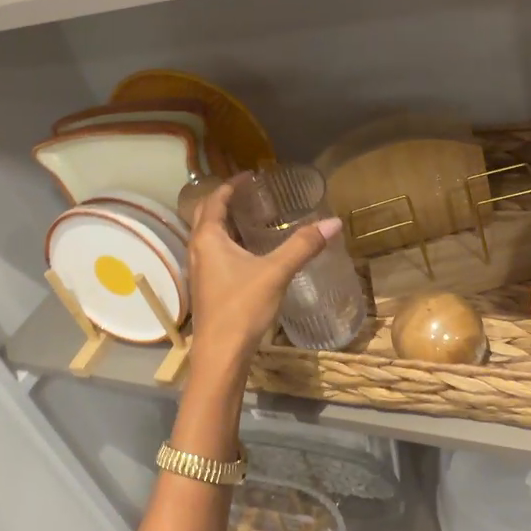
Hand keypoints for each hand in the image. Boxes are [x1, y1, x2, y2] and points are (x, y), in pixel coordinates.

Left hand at [185, 174, 341, 378]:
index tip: (251, 175)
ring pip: (208, 236)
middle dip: (225, 201)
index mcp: (208, 238)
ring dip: (225, 223)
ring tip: (251, 218)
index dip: (232, 184)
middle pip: (206, 215)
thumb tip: (333, 222)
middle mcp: (197, 250)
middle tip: (251, 194)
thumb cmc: (242, 308)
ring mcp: (199, 271)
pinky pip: (213, 254)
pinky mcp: (206, 288)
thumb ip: (303, 246)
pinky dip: (227, 243)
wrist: (221, 354)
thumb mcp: (276, 273)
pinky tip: (248, 253)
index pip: (215, 199)